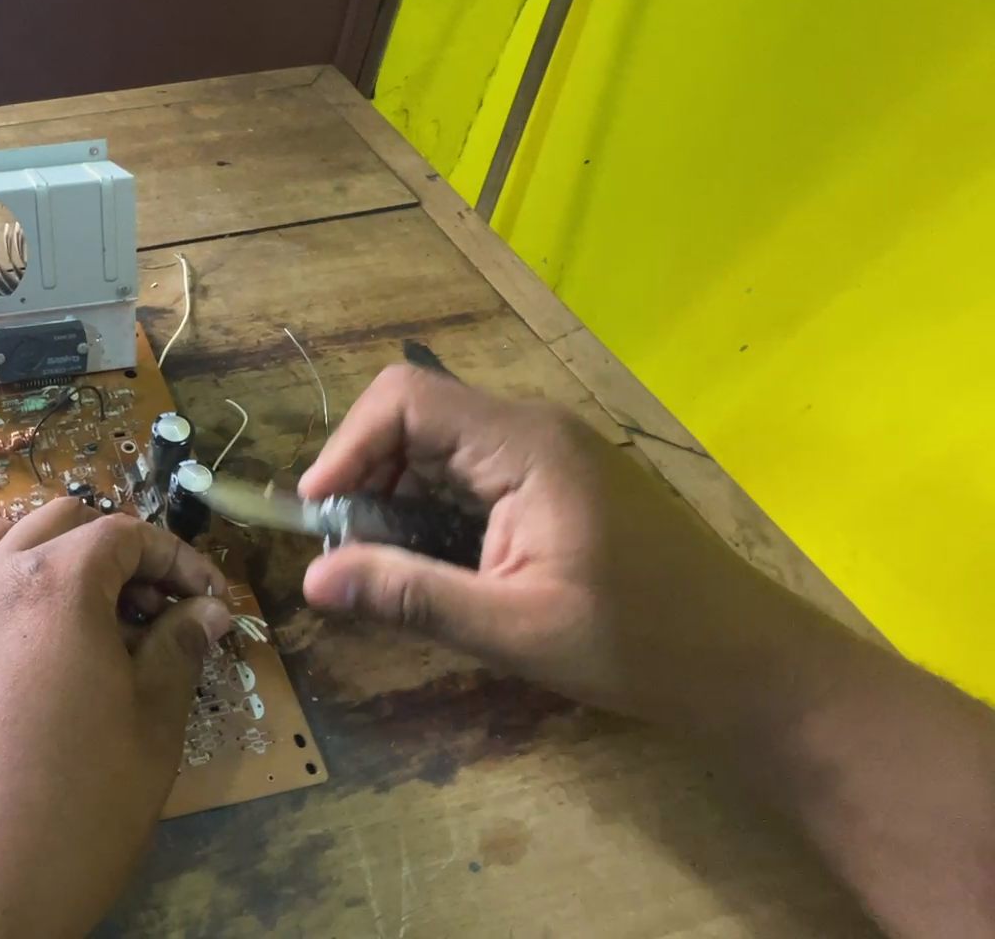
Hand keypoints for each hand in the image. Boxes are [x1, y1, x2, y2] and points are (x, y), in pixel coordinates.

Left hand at [0, 499, 232, 938]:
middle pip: (61, 522)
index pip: (125, 534)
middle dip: (118, 550)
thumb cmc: (73, 808)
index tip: (210, 600)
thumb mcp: (151, 727)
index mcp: (54, 582)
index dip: (178, 559)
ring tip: (85, 604)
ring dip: (50, 550)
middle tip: (154, 609)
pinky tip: (7, 621)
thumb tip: (207, 609)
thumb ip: (178, 649)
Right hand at [298, 365, 994, 938]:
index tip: (319, 508)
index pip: (406, 398)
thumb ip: (409, 596)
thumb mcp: (514, 628)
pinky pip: (458, 466)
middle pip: (411, 413)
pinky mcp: (545, 476)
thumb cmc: (644, 645)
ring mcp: (541, 449)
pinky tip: (427, 554)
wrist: (757, 670)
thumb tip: (312, 581)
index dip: (348, 444)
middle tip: (346, 541)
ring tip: (381, 556)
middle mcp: (530, 429)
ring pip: (429, 440)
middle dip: (362, 471)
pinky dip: (421, 503)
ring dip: (388, 490)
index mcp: (525, 446)